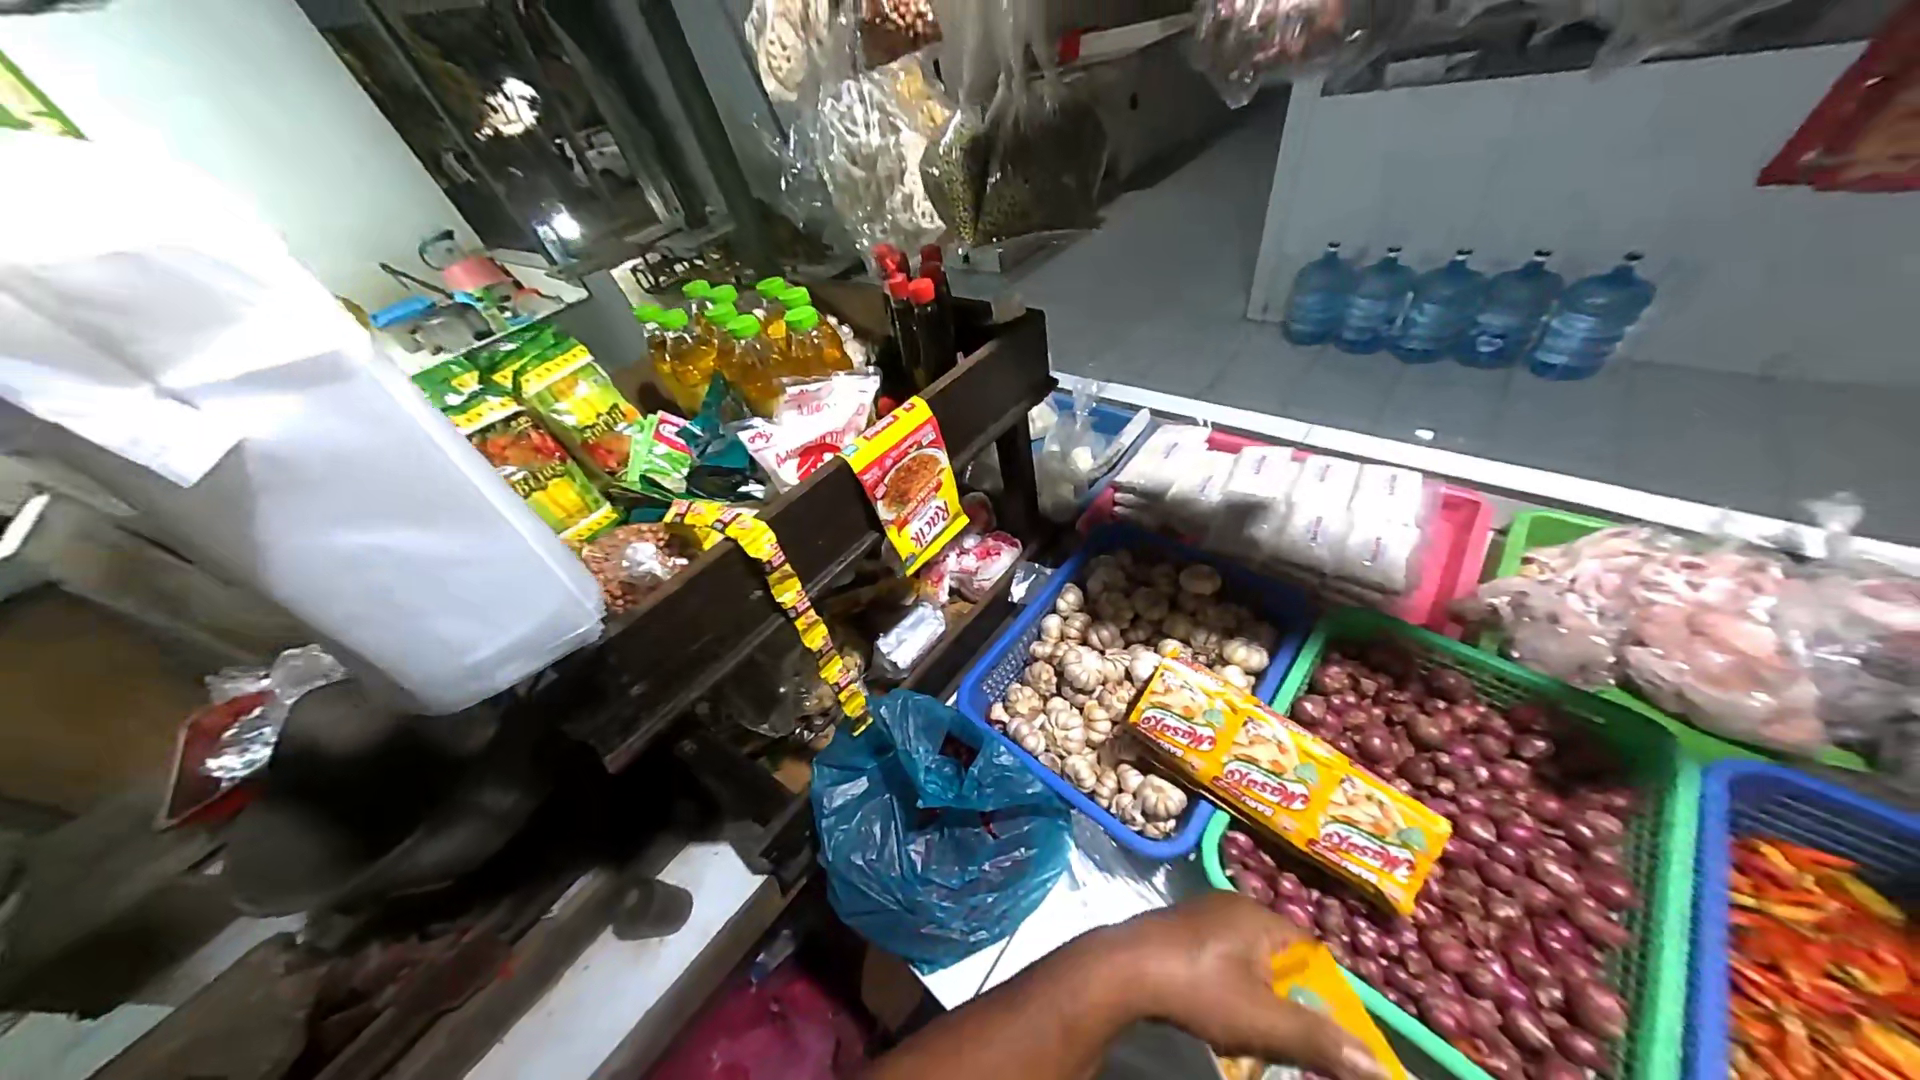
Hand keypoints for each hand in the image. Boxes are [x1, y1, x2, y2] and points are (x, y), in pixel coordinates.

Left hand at [1100, 892, 1389, 1079]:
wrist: (1124, 968)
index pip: (1310, 952)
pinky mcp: (1178, 927)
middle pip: (1279, 955)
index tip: (1331, 1026)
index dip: (1326, 991)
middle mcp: (1232, 905)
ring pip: (1247, 958)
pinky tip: (1217, 1008)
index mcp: (1258, 915)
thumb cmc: (1200, 987)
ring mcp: (1201, 913)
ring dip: (1256, 994)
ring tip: (1255, 1028)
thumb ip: (1321, 1040)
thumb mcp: (1265, 1021)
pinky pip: (1219, 956)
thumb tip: (1379, 1066)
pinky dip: (1227, 984)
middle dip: (1288, 996)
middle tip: (1290, 1034)